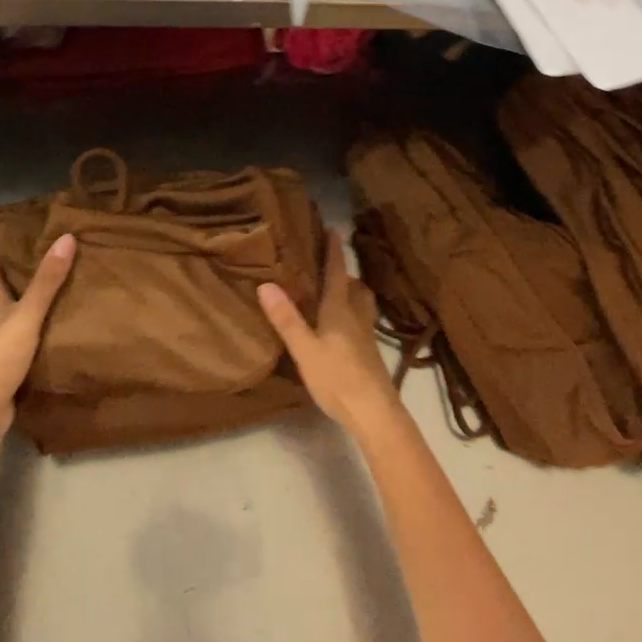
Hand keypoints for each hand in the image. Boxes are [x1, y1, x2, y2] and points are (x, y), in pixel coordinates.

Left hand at [0, 233, 75, 422]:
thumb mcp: (28, 314)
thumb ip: (47, 279)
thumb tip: (67, 236)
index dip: (18, 251)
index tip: (46, 242)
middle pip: (2, 285)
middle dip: (25, 276)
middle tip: (60, 265)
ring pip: (6, 310)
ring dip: (26, 302)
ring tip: (59, 292)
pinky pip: (10, 332)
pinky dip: (26, 326)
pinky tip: (48, 327)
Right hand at [258, 231, 404, 439]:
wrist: (374, 411)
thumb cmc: (337, 378)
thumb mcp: (305, 350)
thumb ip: (287, 319)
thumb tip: (266, 284)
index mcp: (340, 310)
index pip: (336, 273)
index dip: (334, 252)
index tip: (333, 229)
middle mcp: (356, 316)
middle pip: (352, 286)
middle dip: (342, 272)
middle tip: (327, 262)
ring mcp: (366, 335)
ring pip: (361, 303)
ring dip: (351, 291)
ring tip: (338, 290)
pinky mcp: (369, 352)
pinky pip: (361, 319)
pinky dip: (353, 311)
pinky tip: (344, 326)